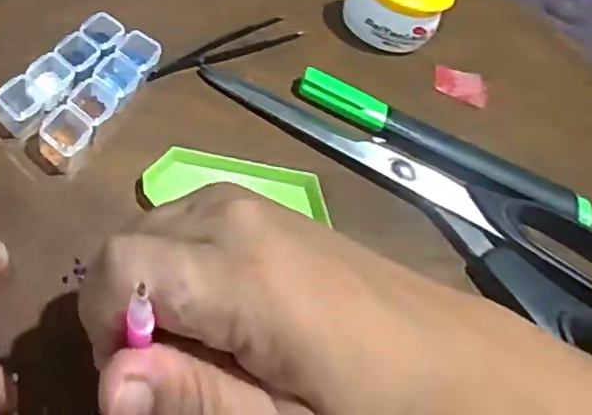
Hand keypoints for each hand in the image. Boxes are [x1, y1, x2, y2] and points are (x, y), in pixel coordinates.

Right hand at [78, 183, 591, 414]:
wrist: (487, 376)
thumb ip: (194, 397)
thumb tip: (105, 386)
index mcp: (238, 266)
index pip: (116, 265)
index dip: (104, 326)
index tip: (140, 386)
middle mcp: (226, 209)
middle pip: (127, 246)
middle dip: (127, 313)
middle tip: (179, 381)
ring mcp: (240, 196)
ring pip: (148, 233)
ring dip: (151, 291)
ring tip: (210, 352)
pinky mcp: (253, 200)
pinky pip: (180, 225)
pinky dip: (177, 269)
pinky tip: (226, 315)